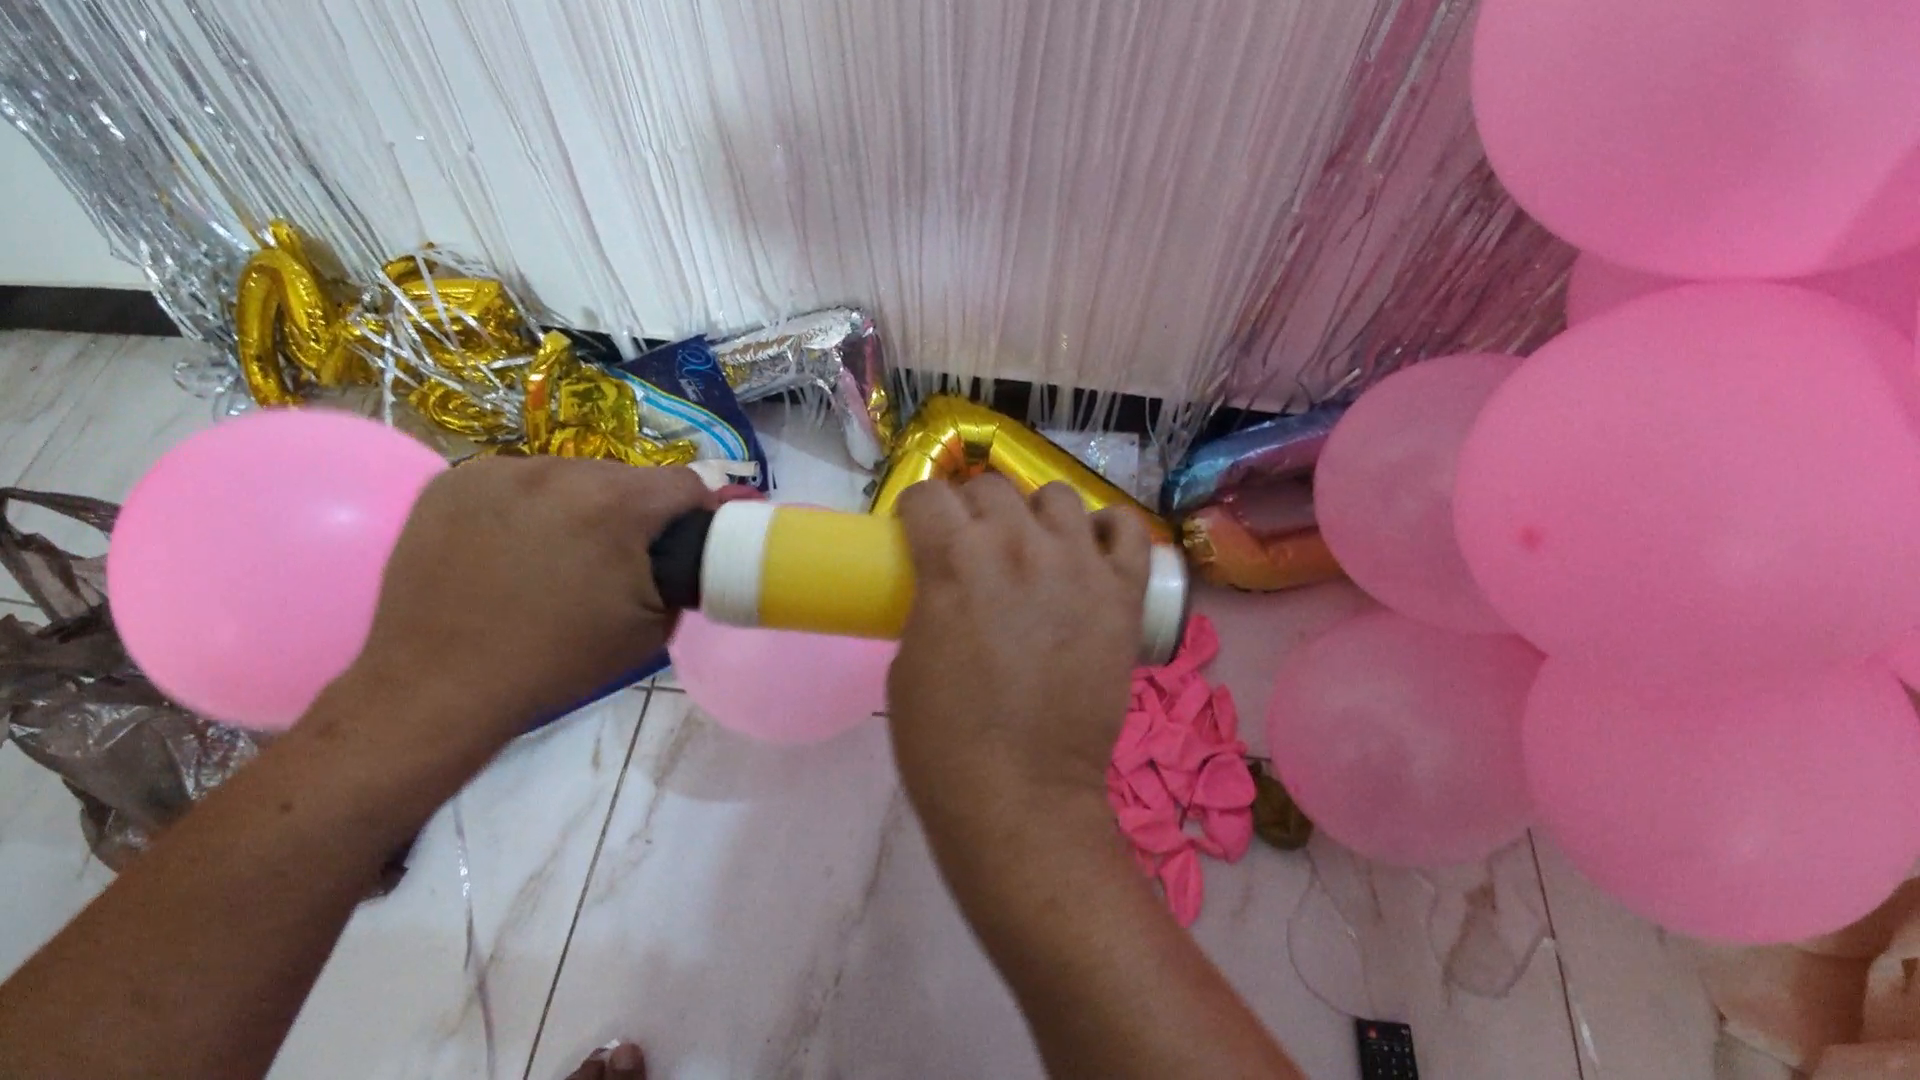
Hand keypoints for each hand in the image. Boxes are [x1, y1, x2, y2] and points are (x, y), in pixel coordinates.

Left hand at [340, 457, 712, 746]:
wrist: (440, 684)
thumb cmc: (558, 660)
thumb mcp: (653, 625)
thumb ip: (682, 571)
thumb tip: (683, 548)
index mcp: (615, 502)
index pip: (684, 482)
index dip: (695, 512)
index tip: (683, 543)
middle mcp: (558, 469)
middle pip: (622, 477)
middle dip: (630, 512)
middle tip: (613, 562)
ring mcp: (498, 470)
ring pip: (566, 477)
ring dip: (576, 506)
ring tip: (554, 557)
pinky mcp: (451, 481)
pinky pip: (513, 482)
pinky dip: (524, 508)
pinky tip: (507, 549)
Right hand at [888, 476, 1149, 853]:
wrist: (1021, 794)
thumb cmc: (944, 739)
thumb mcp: (908, 658)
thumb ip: (931, 603)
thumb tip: (948, 587)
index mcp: (954, 558)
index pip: (928, 494)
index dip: (916, 512)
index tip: (917, 535)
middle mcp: (1019, 545)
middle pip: (991, 488)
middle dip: (971, 511)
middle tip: (971, 550)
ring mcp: (1080, 565)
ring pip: (1058, 497)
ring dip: (1035, 517)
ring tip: (1032, 552)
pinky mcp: (1123, 594)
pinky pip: (1125, 529)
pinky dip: (1105, 532)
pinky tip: (1087, 555)